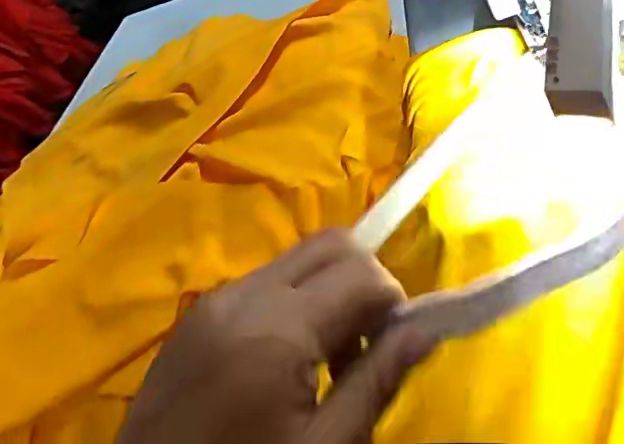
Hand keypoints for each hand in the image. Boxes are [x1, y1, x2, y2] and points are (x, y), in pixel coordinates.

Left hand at [116, 230, 435, 443]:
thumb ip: (375, 381)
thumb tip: (425, 328)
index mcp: (278, 326)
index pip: (359, 270)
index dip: (393, 298)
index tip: (398, 343)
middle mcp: (246, 292)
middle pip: (329, 243)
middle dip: (364, 279)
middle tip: (370, 342)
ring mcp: (217, 297)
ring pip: (296, 258)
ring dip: (329, 289)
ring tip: (329, 359)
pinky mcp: (198, 311)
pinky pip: (263, 279)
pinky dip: (293, 300)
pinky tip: (287, 359)